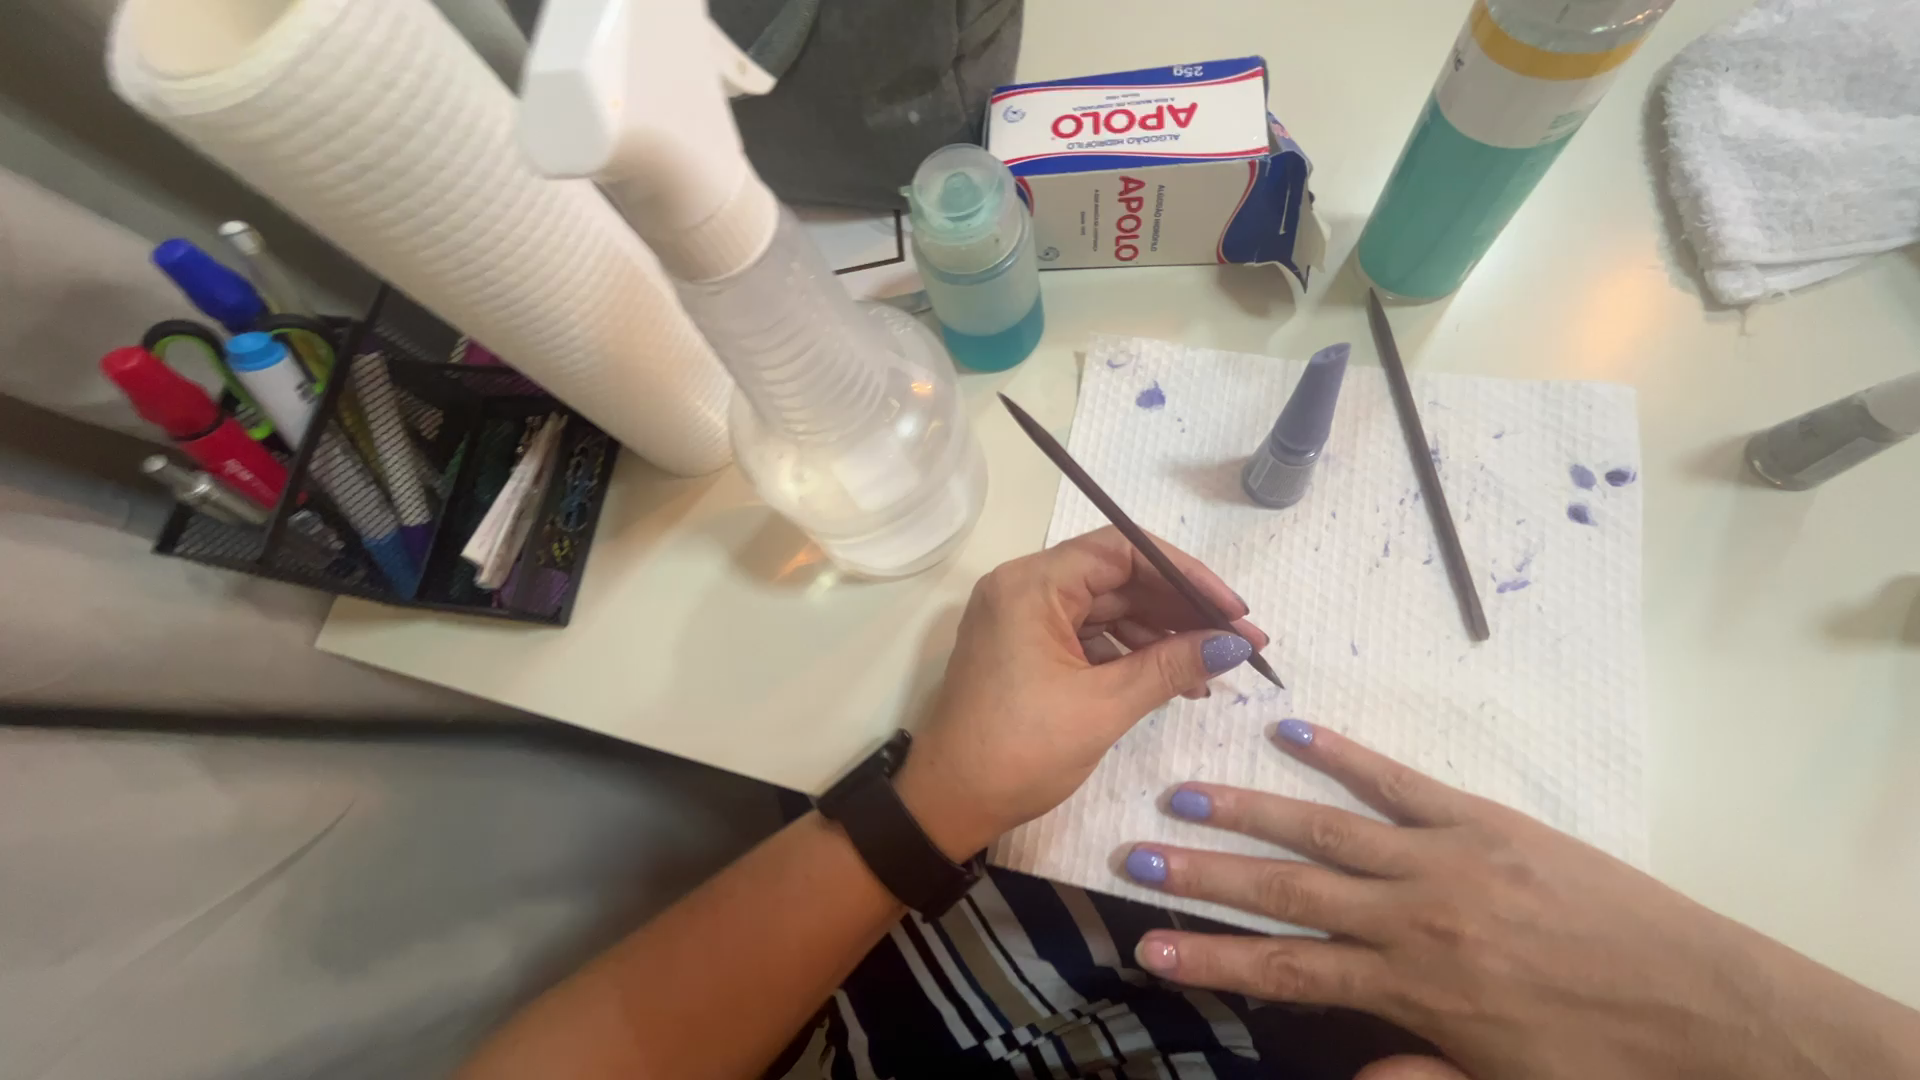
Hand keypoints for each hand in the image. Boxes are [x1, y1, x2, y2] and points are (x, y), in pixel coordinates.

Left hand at [893, 526, 1267, 858]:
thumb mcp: (1103, 706)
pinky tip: (1174, 678)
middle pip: (1115, 577)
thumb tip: (1236, 644)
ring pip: (1105, 608)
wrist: (951, 803)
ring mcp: (1023, 617)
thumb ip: (1171, 666)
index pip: (1119, 550)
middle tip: (1239, 640)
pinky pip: (1089, 634)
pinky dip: (1129, 653)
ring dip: (1159, 634)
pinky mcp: (1028, 646)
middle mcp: (1023, 587)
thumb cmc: (1020, 751)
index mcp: (1030, 585)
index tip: (1232, 608)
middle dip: (1178, 608)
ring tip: (1213, 668)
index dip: (1183, 574)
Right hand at [1120, 721, 1919, 1079]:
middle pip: (1284, 888)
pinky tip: (1290, 731)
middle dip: (1203, 876)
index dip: (1213, 957)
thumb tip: (1340, 1070)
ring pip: (1322, 825)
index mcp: (1414, 987)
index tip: (1150, 945)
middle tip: (1136, 856)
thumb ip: (1417, 1074)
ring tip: (1185, 794)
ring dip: (1247, 809)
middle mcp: (1410, 916)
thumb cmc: (1610, 1061)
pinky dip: (1339, 753)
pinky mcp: (1477, 818)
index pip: (1287, 969)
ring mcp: (1439, 857)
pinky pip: (1395, 780)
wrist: (1730, 1016)